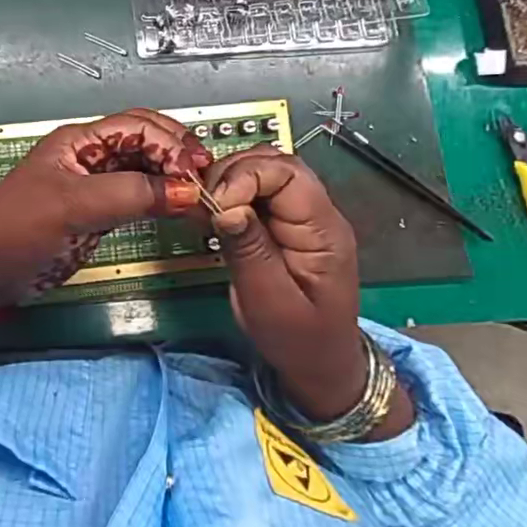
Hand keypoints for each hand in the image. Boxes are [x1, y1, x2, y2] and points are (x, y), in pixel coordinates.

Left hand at [0, 108, 214, 305]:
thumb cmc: (14, 231)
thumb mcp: (72, 207)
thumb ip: (130, 194)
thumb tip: (187, 189)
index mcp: (79, 142)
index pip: (137, 127)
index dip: (170, 143)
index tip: (194, 172)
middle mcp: (90, 158)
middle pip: (147, 142)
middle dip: (178, 154)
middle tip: (205, 179)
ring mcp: (96, 186)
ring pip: (146, 169)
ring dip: (174, 177)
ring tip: (199, 195)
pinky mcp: (99, 213)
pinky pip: (140, 196)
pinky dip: (162, 200)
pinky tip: (179, 209)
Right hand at [204, 146, 407, 431]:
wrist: (319, 364)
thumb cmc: (298, 339)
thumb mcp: (268, 301)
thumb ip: (248, 250)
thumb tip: (224, 205)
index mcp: (322, 230)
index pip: (287, 173)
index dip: (244, 176)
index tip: (215, 205)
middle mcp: (315, 214)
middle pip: (276, 162)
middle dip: (233, 172)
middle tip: (204, 202)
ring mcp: (299, 217)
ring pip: (264, 170)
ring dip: (229, 179)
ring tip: (205, 206)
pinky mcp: (282, 224)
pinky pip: (256, 192)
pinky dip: (229, 192)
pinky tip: (211, 211)